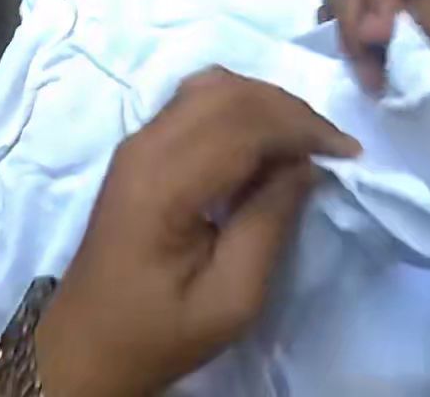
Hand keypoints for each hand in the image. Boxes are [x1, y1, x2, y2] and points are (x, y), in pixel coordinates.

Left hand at [35, 69, 359, 396]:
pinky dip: (242, 100)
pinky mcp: (144, 138)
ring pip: (216, 84)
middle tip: (329, 143)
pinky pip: (200, 95)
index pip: (243, 126)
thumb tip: (306, 163)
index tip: (346, 150)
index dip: (301, 127)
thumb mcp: (229, 300)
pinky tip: (262, 130)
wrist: (83, 345)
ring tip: (301, 136)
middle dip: (291, 110)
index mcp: (163, 184)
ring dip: (267, 100)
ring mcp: (141, 135)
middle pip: (231, 94)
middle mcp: (147, 143)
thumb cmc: (157, 331)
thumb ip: (270, 223)